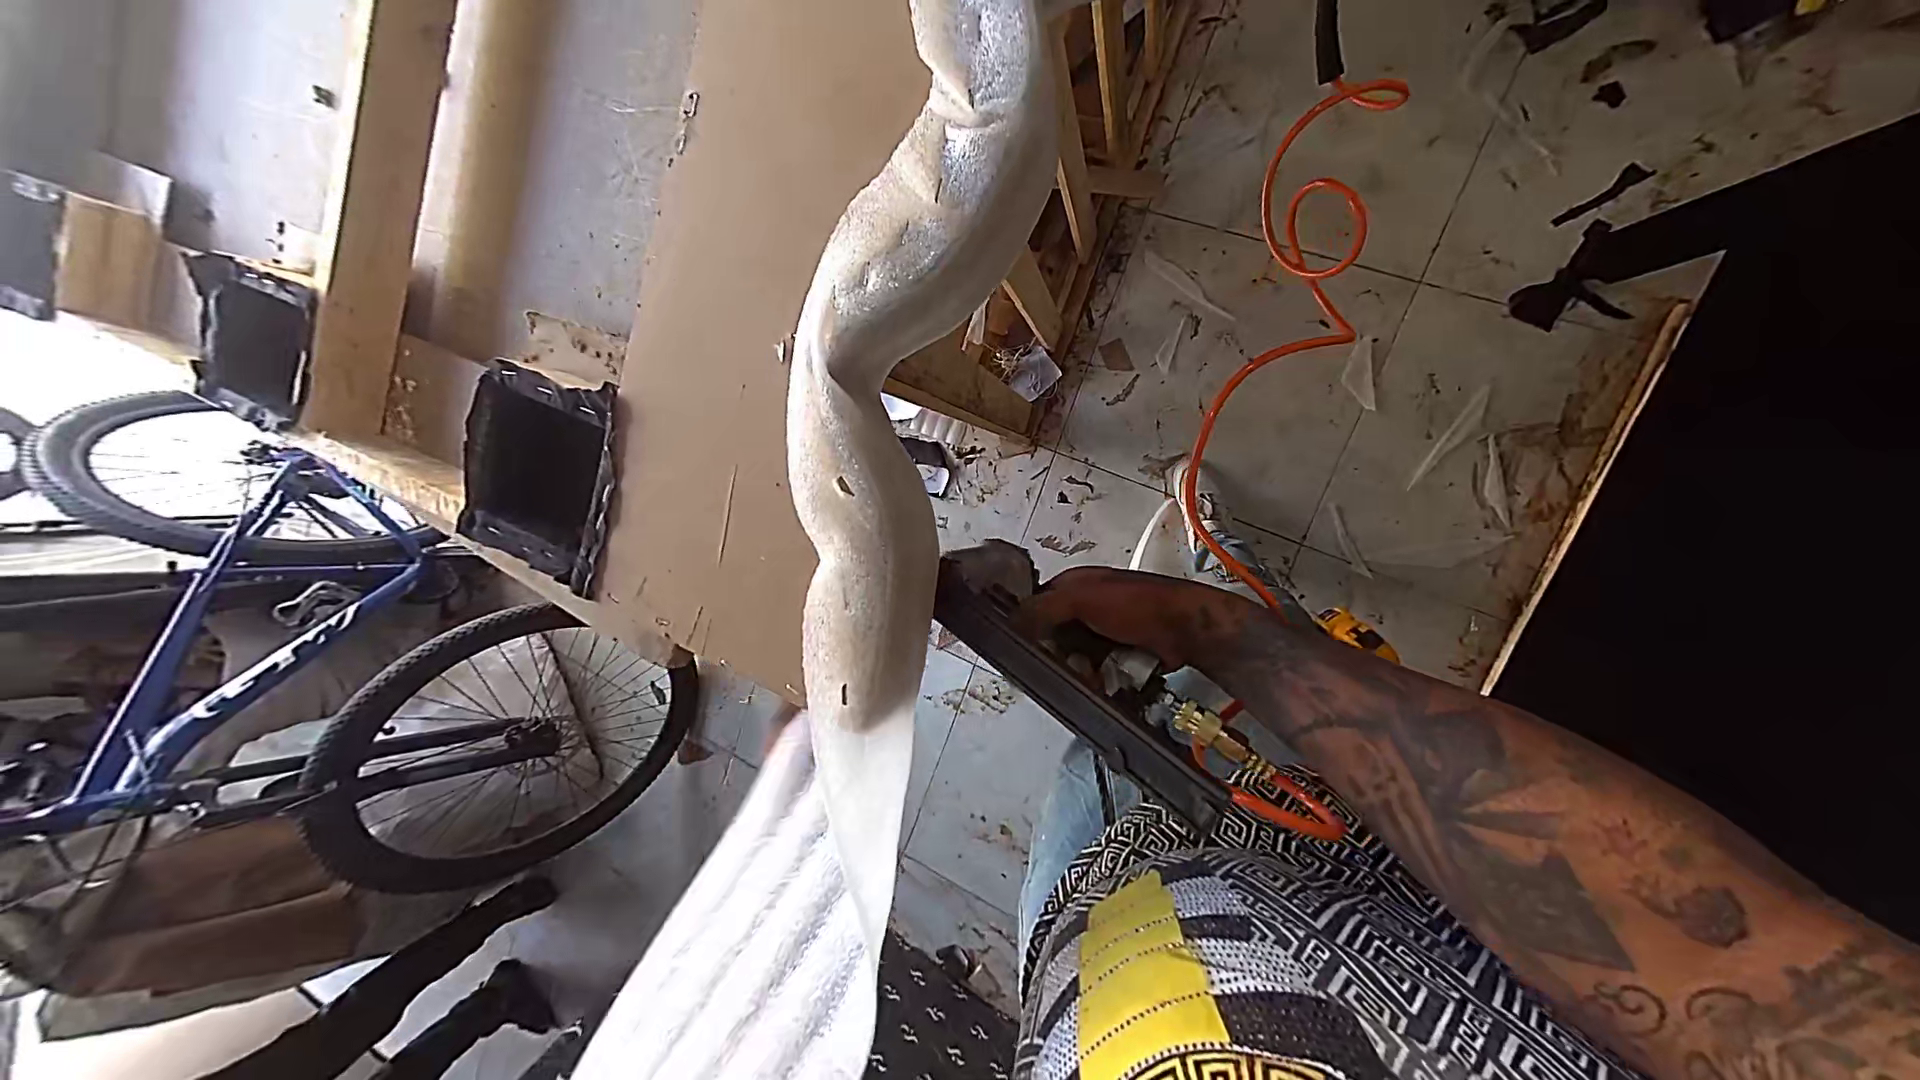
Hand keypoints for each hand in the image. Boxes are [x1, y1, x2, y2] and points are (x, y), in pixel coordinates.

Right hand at [1015, 566, 1260, 672]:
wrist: (1186, 629)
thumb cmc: (1137, 604)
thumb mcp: (1083, 599)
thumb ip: (1043, 608)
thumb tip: (1010, 621)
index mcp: (1074, 585)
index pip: (1036, 606)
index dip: (1029, 627)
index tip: (1027, 648)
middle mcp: (1085, 607)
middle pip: (1053, 638)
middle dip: (1058, 655)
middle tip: (1069, 663)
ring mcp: (1102, 633)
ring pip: (1074, 659)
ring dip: (1080, 670)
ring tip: (1092, 675)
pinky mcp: (1117, 655)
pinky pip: (1095, 671)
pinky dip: (1098, 679)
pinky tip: (1104, 682)